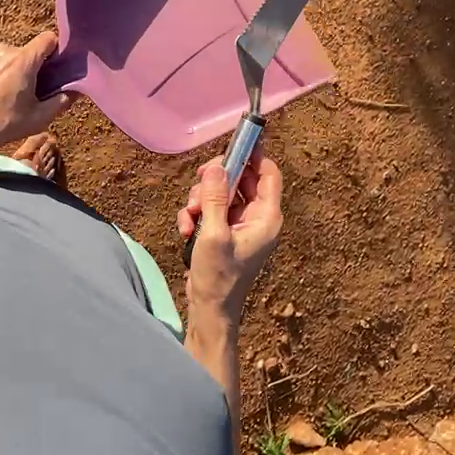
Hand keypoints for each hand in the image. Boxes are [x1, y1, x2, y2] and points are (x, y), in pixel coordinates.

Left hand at [0, 31, 70, 147]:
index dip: (55, 52)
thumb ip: (61, 101)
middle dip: (35, 67)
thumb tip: (75, 92)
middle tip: (33, 92)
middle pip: (29, 51)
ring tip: (11, 96)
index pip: (48, 38)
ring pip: (11, 57)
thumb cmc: (2, 123)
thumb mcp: (39, 118)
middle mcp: (5, 50)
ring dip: (15, 71)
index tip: (55, 71)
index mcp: (24, 59)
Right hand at [178, 150, 284, 319]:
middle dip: (214, 181)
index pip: (268, 173)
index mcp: (266, 217)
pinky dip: (196, 215)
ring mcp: (240, 225)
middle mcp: (257, 217)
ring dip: (200, 200)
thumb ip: (215, 198)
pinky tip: (187, 231)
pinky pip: (210, 209)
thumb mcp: (214, 234)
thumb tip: (217, 166)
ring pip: (220, 192)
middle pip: (239, 179)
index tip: (232, 144)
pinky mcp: (224, 232)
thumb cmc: (218, 276)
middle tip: (197, 186)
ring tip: (189, 219)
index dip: (253, 155)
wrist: (210, 309)